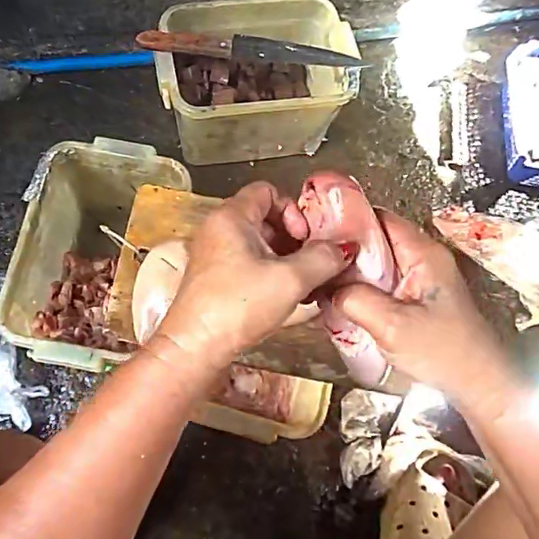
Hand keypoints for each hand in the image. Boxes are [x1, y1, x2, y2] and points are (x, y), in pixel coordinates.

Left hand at [154, 182, 350, 365]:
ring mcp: (213, 256)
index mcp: (230, 217)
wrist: (195, 346)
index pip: (267, 191)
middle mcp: (217, 231)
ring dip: (284, 260)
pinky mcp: (214, 280)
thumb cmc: (234, 307)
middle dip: (293, 238)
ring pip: (258, 245)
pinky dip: (269, 275)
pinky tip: (286, 298)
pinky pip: (247, 266)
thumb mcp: (290, 280)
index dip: (293, 210)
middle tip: (311, 262)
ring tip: (303, 285)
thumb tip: (343, 248)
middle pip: (264, 218)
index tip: (305, 237)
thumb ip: (323, 258)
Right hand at [331, 209, 523, 419]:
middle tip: (310, 258)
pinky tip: (338, 298)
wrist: (479, 386)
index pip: (379, 218)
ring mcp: (419, 278)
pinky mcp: (413, 297)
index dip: (345, 219)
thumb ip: (355, 299)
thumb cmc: (444, 353)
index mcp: (423, 254)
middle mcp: (422, 258)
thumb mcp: (392, 326)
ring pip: (374, 262)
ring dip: (348, 270)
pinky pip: (378, 281)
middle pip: (374, 238)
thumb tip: (326, 286)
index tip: (313, 229)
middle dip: (342, 247)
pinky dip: (358, 286)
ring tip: (319, 277)